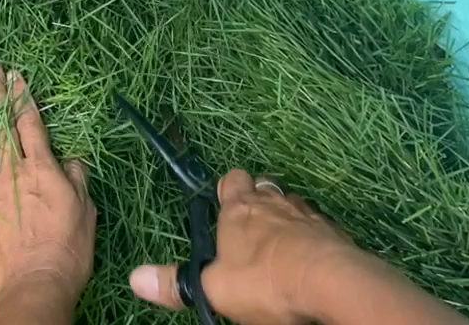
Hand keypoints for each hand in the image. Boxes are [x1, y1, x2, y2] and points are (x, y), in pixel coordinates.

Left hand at [0, 65, 96, 322]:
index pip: (31, 123)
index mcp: (42, 168)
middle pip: (3, 126)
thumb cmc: (68, 250)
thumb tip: (71, 159)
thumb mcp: (85, 211)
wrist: (36, 286)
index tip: (14, 75)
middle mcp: (13, 172)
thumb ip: (76, 179)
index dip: (23, 97)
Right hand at [129, 170, 468, 324]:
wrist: (332, 283)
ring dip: (287, 218)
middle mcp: (272, 201)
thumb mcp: (215, 288)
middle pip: (263, 187)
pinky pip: (319, 228)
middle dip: (258, 200)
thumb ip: (176, 283)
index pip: (231, 179)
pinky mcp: (334, 234)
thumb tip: (134, 278)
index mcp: (240, 208)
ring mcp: (306, 215)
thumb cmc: (266, 280)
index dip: (228, 190)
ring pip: (292, 205)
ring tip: (281, 245)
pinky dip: (313, 238)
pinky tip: (310, 259)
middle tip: (252, 227)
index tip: (224, 206)